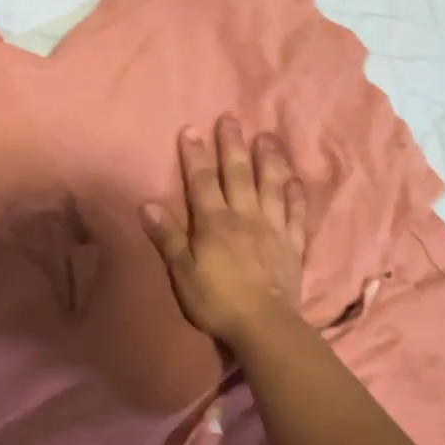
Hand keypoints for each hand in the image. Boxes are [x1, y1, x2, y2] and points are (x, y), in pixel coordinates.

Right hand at [141, 115, 308, 342]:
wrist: (264, 325)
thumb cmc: (215, 300)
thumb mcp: (181, 271)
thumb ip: (167, 237)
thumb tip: (146, 204)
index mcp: (214, 223)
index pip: (202, 182)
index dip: (195, 156)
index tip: (190, 129)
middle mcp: (245, 217)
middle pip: (238, 175)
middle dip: (232, 146)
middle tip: (230, 118)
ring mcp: (273, 229)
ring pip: (271, 187)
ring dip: (268, 160)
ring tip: (267, 136)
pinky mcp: (293, 246)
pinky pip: (297, 215)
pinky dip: (296, 196)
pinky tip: (296, 181)